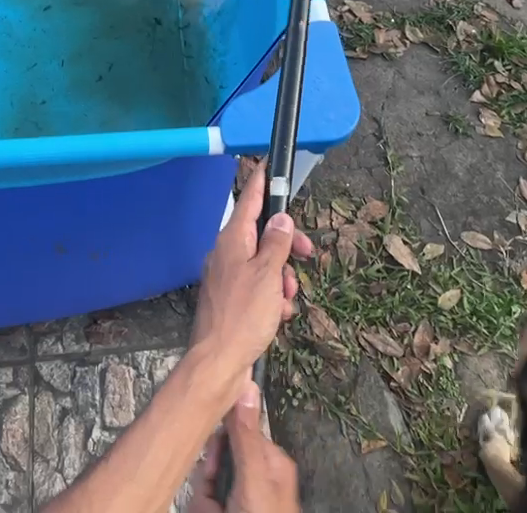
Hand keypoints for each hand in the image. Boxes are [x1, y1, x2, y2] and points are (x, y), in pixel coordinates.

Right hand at [186, 381, 299, 512]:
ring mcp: (241, 497)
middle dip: (208, 483)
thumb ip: (244, 435)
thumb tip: (245, 384)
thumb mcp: (254, 480)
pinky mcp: (226, 509)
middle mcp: (256, 476)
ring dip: (203, 502)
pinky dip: (203, 509)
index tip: (213, 466)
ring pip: (206, 485)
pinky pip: (203, 503)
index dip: (218, 448)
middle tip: (216, 505)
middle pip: (216, 460)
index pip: (234, 433)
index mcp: (270, 461)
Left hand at [191, 163, 314, 383]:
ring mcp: (226, 277)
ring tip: (286, 299)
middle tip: (308, 254)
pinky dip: (272, 298)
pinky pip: (257, 288)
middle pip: (262, 235)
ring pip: (263, 264)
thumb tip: (280, 218)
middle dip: (287, 246)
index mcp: (232, 241)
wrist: (219, 363)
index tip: (266, 164)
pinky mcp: (230, 300)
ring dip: (282, 278)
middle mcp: (226, 253)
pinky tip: (279, 316)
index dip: (260, 183)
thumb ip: (276, 244)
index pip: (249, 201)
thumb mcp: (268, 275)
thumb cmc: (244, 315)